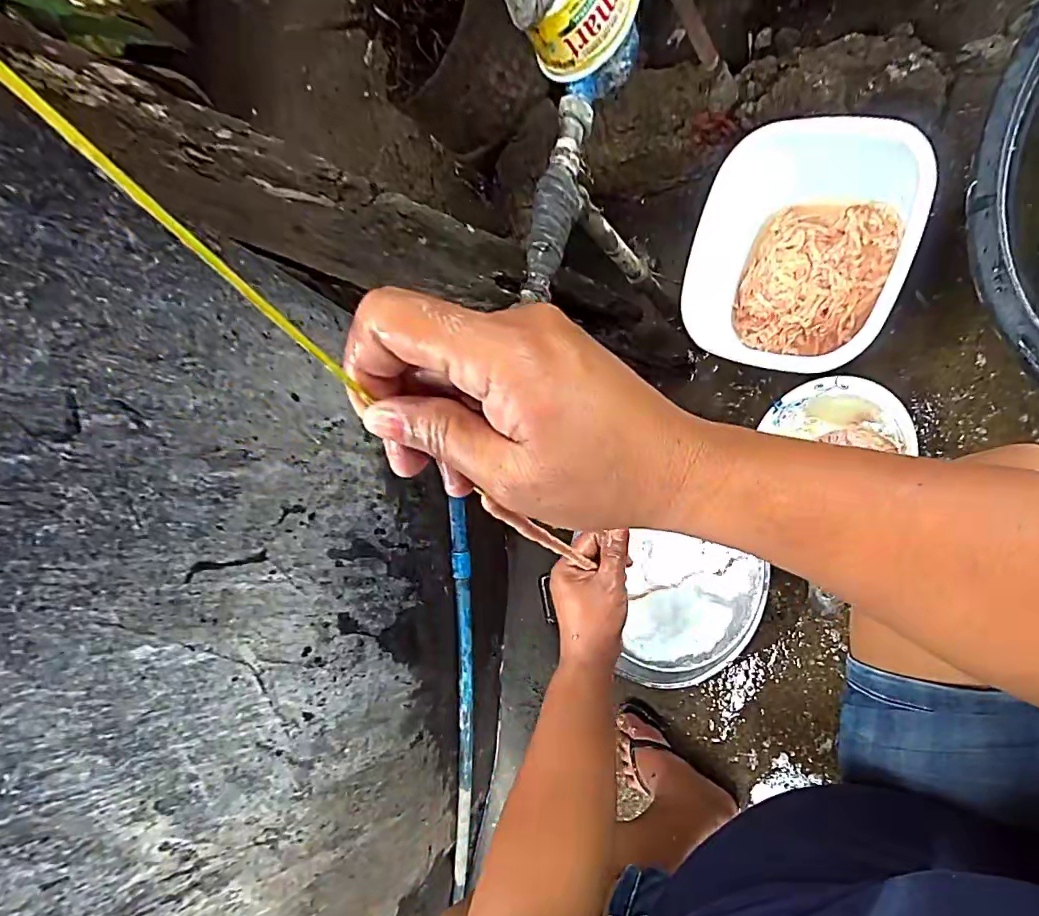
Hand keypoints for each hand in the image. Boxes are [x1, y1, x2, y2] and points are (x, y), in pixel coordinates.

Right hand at [344, 289, 707, 529]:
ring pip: (452, 358)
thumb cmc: (612, 477)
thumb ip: (437, 434)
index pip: (392, 316)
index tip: (376, 413)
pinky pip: (487, 366)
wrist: (672, 467)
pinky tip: (484, 450)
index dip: (365, 363)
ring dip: (442, 413)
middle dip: (406, 403)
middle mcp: (520, 327)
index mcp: (505, 353)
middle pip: (420, 338)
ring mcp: (537, 334)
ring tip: (458, 469)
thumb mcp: (508, 474)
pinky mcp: (548, 348)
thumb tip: (386, 412)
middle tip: (414, 461)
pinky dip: (474, 406)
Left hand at [548, 529, 629, 666]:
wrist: (591, 656)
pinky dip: (611, 579)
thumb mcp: (611, 581)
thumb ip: (616, 551)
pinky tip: (616, 590)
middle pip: (593, 549)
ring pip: (598, 563)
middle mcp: (566, 574)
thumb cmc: (594, 626)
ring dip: (613, 568)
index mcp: (564, 566)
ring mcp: (574, 585)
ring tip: (617, 584)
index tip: (625, 542)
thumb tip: (619, 527)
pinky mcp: (583, 595)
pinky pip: (598, 577)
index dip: (609, 537)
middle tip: (623, 568)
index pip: (589, 536)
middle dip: (613, 556)